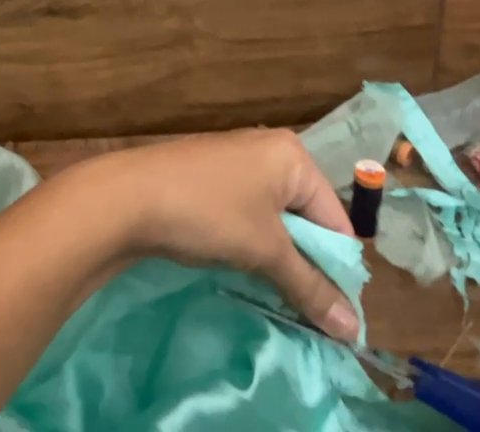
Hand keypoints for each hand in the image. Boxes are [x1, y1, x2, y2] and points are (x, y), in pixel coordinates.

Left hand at [57, 129, 359, 341]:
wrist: (125, 197)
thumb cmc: (206, 213)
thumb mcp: (264, 251)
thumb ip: (310, 287)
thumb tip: (354, 330)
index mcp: (292, 155)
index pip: (335, 219)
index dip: (339, 268)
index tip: (337, 314)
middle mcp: (267, 150)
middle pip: (305, 216)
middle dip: (306, 263)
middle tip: (308, 310)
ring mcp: (235, 161)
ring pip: (274, 219)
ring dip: (277, 257)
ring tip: (275, 294)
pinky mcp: (209, 177)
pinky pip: (246, 214)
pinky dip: (250, 243)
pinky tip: (241, 269)